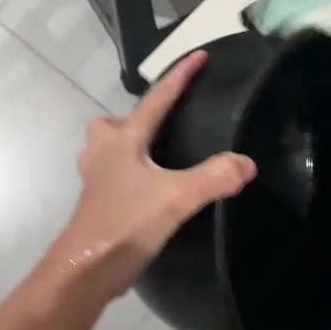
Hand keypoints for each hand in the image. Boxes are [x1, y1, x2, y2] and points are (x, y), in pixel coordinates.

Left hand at [42, 50, 256, 299]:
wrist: (84, 272)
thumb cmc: (124, 225)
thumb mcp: (176, 198)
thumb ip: (214, 178)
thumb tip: (246, 163)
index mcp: (123, 143)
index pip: (155, 100)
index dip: (179, 77)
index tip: (199, 56)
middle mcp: (103, 155)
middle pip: (108, 124)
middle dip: (131, 118)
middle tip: (159, 128)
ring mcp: (95, 182)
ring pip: (102, 150)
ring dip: (123, 147)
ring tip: (153, 159)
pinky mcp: (96, 207)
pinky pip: (109, 177)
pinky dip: (126, 176)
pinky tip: (147, 192)